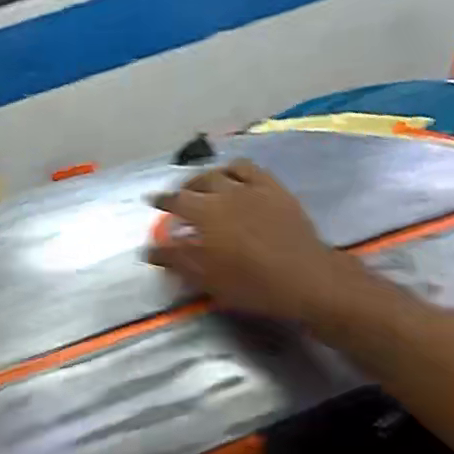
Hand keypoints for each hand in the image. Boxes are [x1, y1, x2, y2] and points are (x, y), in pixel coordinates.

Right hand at [149, 159, 360, 323]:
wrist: (303, 277)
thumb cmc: (250, 284)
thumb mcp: (207, 279)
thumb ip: (177, 260)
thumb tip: (150, 250)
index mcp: (205, 214)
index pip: (175, 201)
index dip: (162, 201)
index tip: (152, 201)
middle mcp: (226, 193)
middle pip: (199, 183)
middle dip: (185, 188)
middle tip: (180, 196)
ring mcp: (253, 188)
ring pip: (224, 171)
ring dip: (210, 176)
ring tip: (207, 184)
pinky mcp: (276, 189)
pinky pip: (252, 170)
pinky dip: (237, 170)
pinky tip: (237, 178)